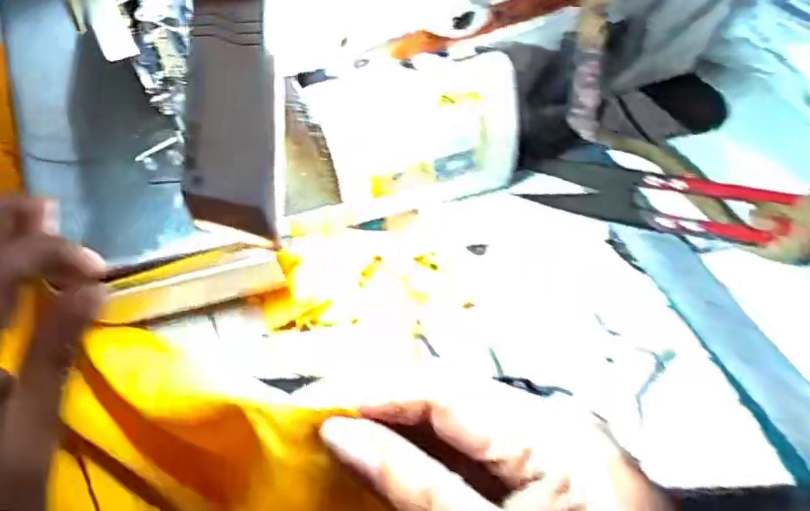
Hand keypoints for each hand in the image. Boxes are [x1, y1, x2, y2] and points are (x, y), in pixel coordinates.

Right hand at [307, 375, 671, 510]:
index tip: (304, 407)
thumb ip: (413, 481)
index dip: (356, 392)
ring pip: (447, 413)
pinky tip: (391, 459)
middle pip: (434, 391)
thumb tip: (334, 429)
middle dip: (369, 404)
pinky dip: (425, 448)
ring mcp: (562, 451)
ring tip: (342, 438)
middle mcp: (559, 426)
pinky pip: (472, 443)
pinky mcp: (559, 478)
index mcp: (553, 434)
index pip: (426, 385)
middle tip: (315, 422)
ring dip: (391, 424)